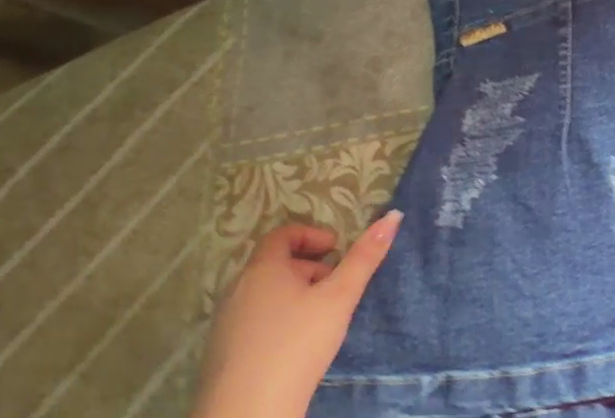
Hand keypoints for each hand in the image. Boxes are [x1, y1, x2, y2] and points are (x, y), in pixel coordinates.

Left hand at [192, 212, 401, 417]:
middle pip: (274, 265)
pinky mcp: (222, 355)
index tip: (336, 249)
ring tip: (321, 316)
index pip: (281, 235)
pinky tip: (297, 345)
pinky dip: (278, 319)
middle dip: (308, 267)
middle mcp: (237, 291)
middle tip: (335, 285)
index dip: (310, 234)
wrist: (248, 414)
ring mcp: (225, 325)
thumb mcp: (340, 297)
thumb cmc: (297, 344)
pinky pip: (253, 321)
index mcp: (262, 271)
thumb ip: (365, 257)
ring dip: (294, 294)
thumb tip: (393, 216)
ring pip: (264, 295)